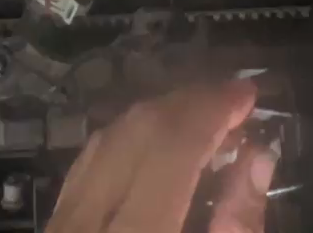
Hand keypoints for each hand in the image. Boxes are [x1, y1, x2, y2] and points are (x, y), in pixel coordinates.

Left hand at [46, 79, 276, 232]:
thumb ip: (237, 224)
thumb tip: (259, 155)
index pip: (171, 146)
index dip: (212, 110)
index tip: (248, 93)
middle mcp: (84, 218)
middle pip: (136, 130)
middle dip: (188, 104)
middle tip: (233, 100)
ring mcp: (61, 218)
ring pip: (108, 137)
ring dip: (159, 117)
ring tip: (204, 115)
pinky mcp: (54, 222)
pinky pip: (89, 161)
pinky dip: (127, 139)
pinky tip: (156, 141)